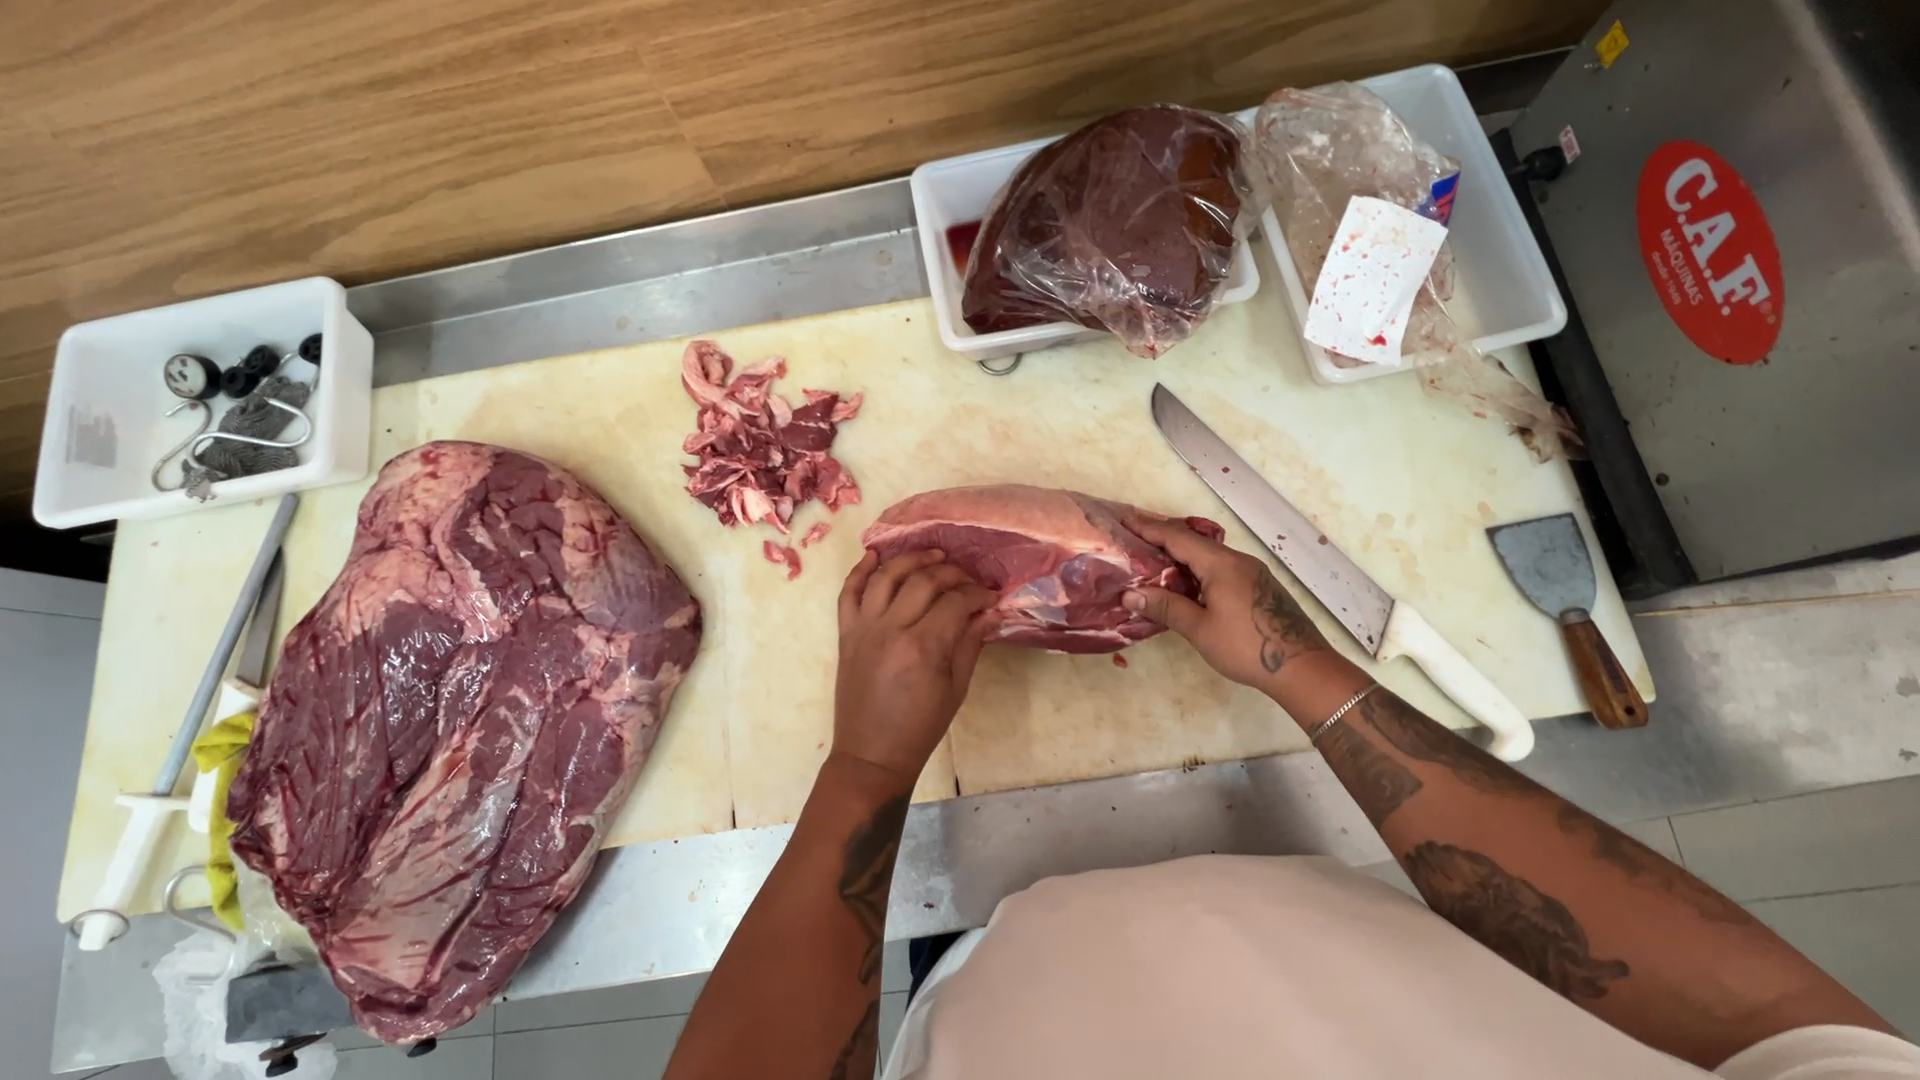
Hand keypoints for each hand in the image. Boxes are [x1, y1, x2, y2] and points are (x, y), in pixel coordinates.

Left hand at [833, 549, 996, 788]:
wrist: (871, 755)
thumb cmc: (920, 728)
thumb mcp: (956, 689)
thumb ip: (971, 645)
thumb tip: (990, 613)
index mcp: (924, 647)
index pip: (956, 602)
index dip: (978, 594)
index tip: (991, 596)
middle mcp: (891, 629)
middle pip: (924, 581)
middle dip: (952, 573)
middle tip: (968, 579)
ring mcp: (864, 629)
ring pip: (886, 576)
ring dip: (911, 559)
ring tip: (933, 555)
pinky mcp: (845, 634)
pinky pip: (848, 593)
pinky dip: (860, 570)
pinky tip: (875, 556)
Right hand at [1123, 515, 1334, 691]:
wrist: (1303, 667)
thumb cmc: (1247, 647)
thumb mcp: (1200, 629)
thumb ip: (1165, 607)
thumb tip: (1129, 593)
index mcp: (1220, 564)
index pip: (1177, 537)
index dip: (1149, 528)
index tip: (1124, 520)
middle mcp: (1237, 560)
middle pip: (1194, 541)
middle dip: (1163, 537)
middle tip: (1134, 537)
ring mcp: (1251, 572)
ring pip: (1209, 555)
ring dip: (1181, 554)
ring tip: (1153, 559)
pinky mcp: (1258, 586)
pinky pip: (1220, 567)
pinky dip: (1197, 567)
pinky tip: (1186, 582)